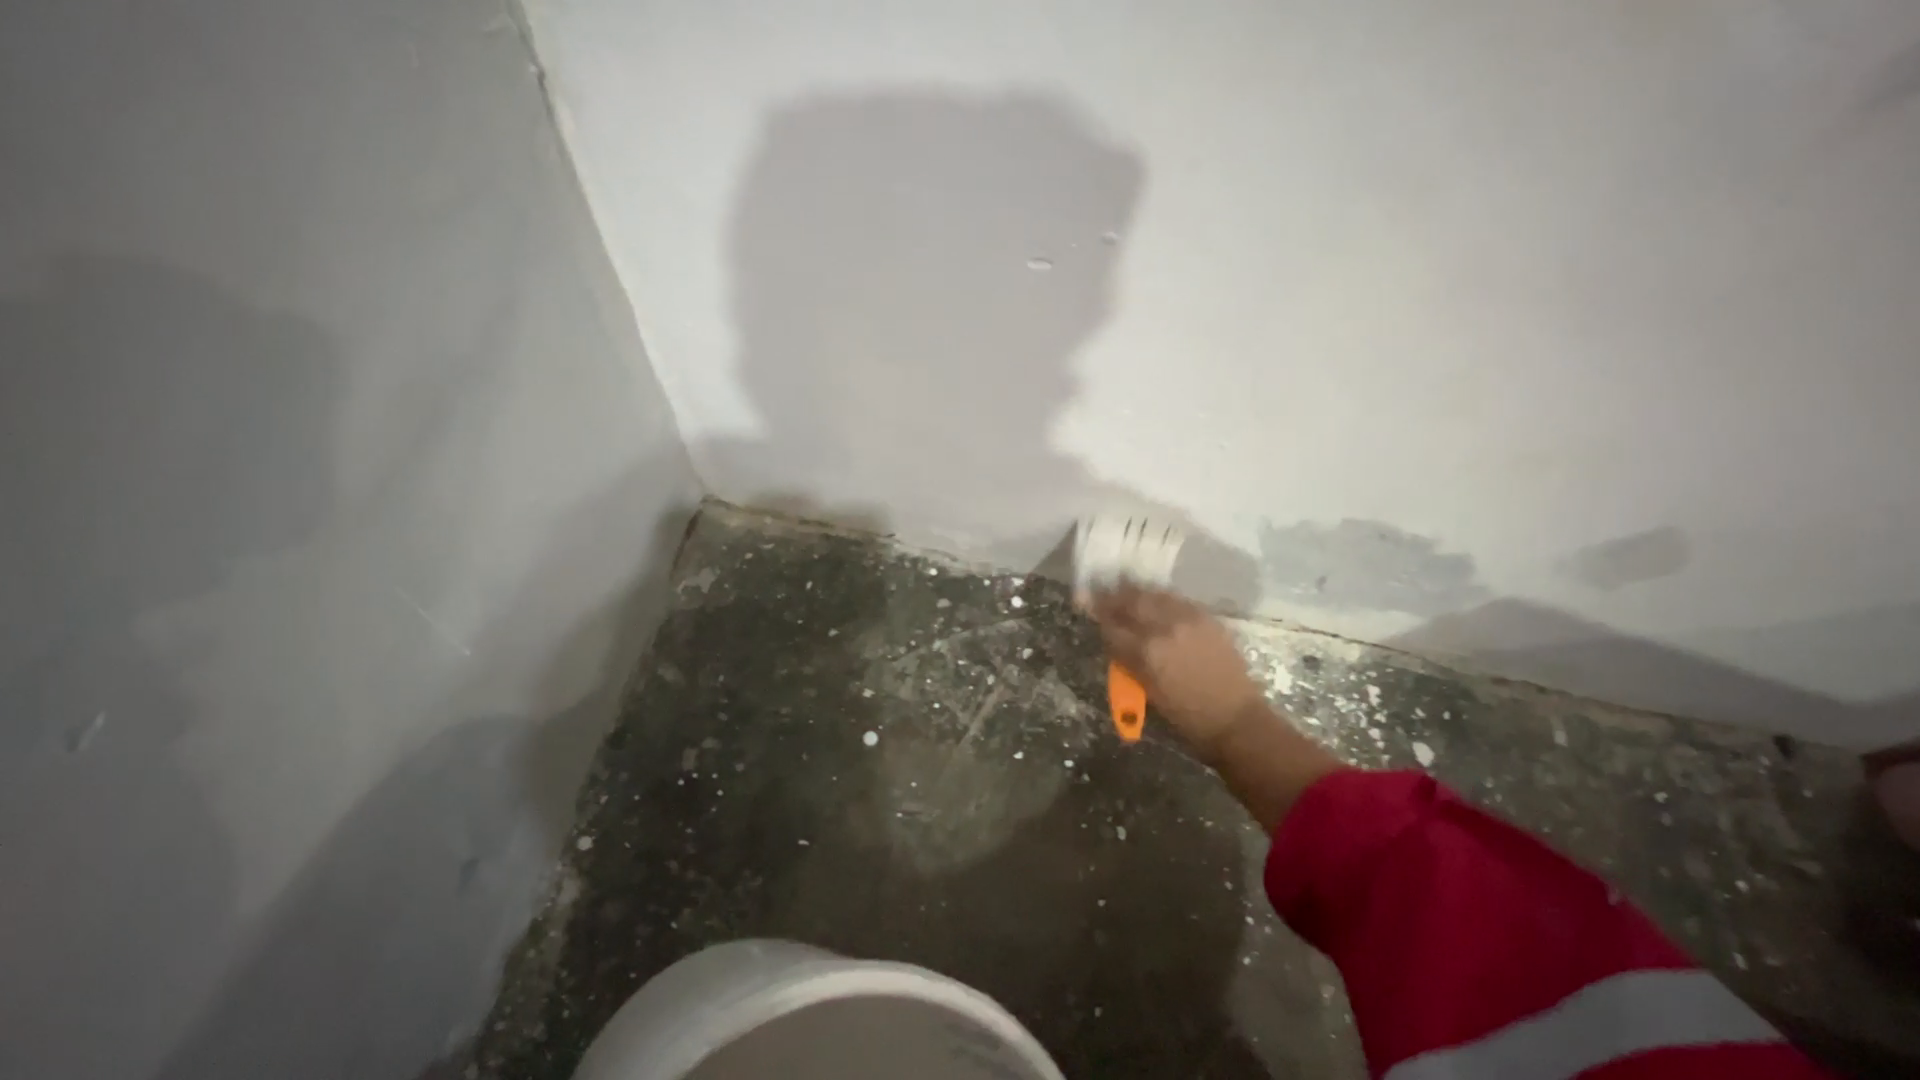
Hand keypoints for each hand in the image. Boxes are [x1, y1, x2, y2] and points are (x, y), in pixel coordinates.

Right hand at [1087, 583, 1267, 763]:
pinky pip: (1178, 600)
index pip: (1112, 626)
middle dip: (1113, 595)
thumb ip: (1130, 662)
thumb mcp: (1148, 693)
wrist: (1235, 720)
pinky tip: (1157, 600)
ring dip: (1138, 592)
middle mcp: (1164, 628)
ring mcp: (1188, 620)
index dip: (1097, 613)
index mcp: (1145, 653)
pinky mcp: (1207, 619)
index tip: (1085, 603)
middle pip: (1131, 601)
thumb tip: (1116, 642)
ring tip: (1126, 589)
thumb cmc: (1187, 718)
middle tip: (1102, 590)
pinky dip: (1162, 598)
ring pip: (1155, 595)